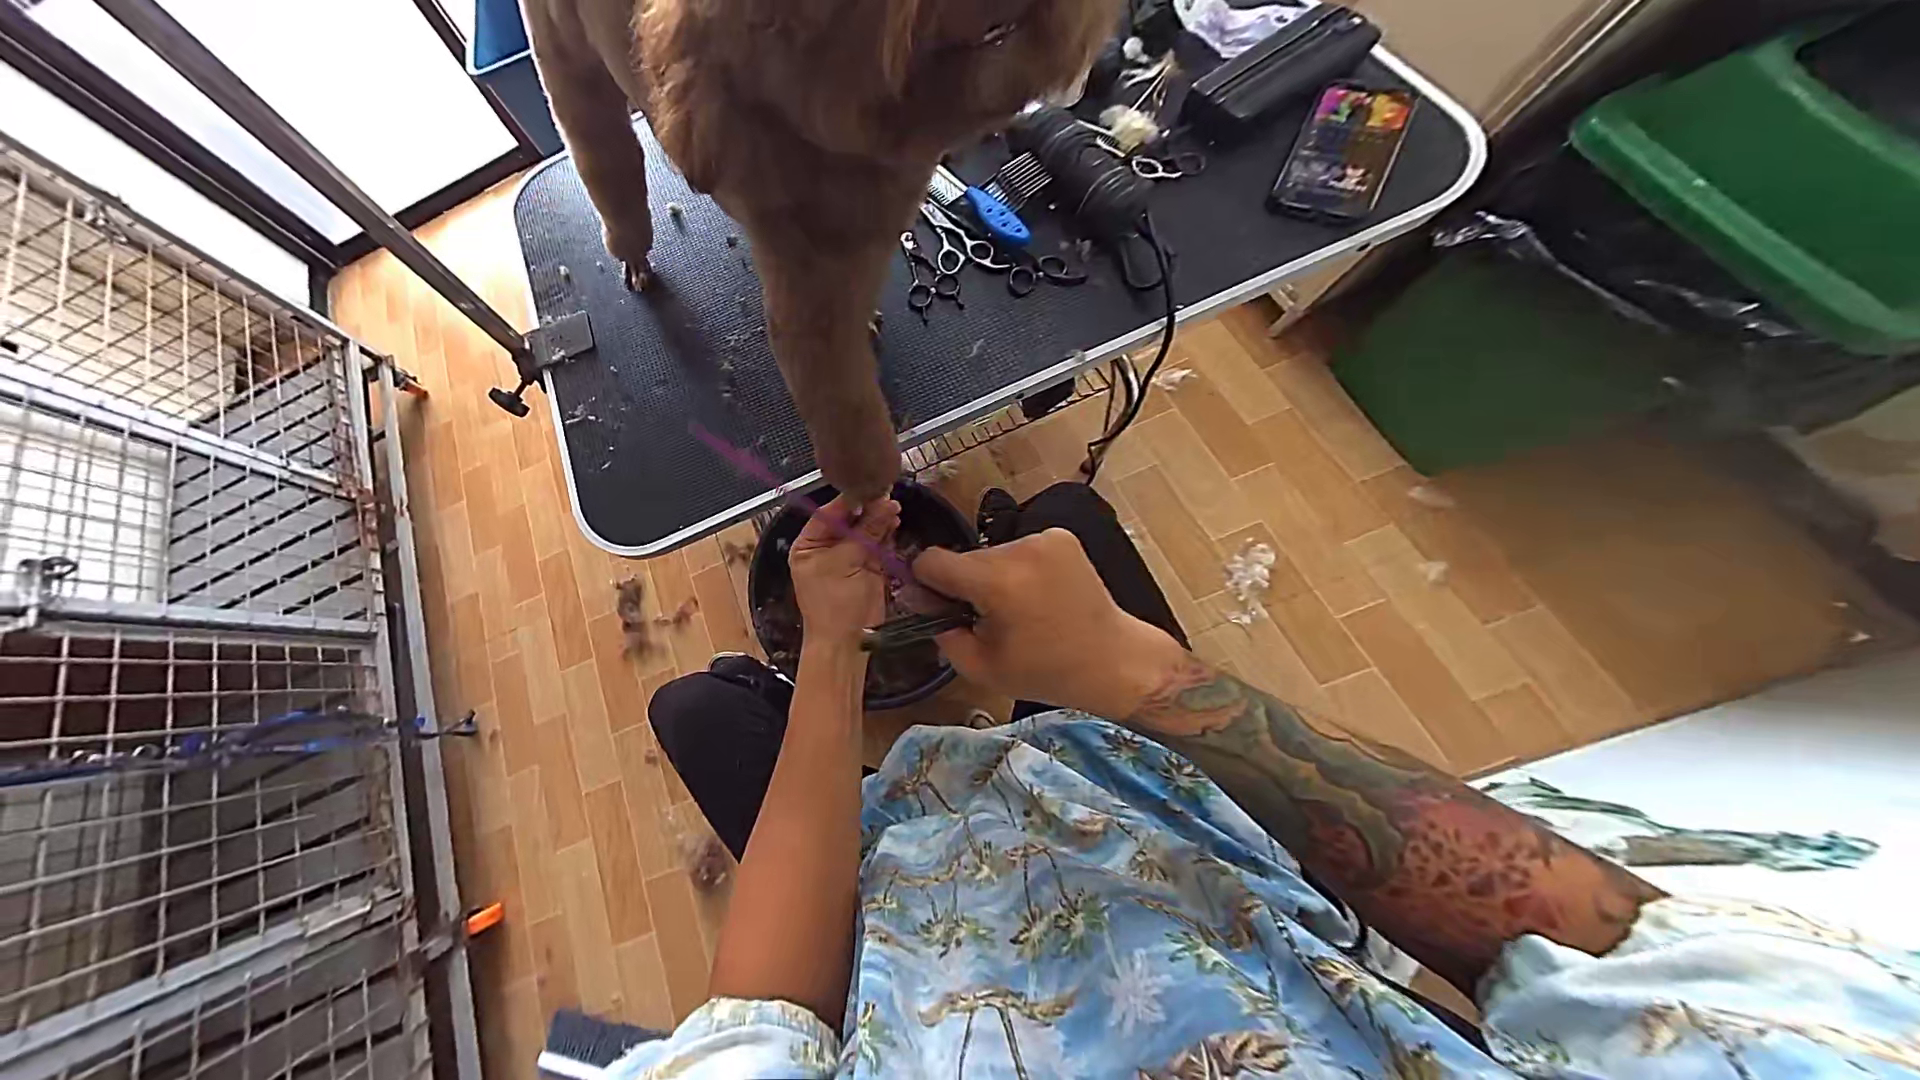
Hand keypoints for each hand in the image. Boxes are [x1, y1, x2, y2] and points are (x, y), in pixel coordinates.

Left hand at [789, 494, 899, 649]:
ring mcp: (850, 557)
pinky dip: (887, 534)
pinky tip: (895, 522)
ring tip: (895, 509)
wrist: (848, 642)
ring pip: (867, 530)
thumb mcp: (846, 562)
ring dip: (881, 520)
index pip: (829, 513)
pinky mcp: (870, 567)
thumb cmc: (834, 605)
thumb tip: (885, 504)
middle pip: (851, 520)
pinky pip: (879, 544)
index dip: (850, 501)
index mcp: (809, 545)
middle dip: (869, 509)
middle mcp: (828, 547)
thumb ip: (866, 532)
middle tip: (888, 496)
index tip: (870, 488)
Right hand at [913, 529, 1187, 718]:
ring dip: (993, 576)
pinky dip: (1019, 568)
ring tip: (1018, 608)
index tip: (941, 606)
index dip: (927, 584)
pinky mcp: (1062, 536)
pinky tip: (1037, 594)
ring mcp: (1044, 537)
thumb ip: (940, 629)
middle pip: (964, 558)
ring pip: (991, 553)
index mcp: (997, 580)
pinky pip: (1019, 549)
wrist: (1114, 660)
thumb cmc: (1046, 671)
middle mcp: (1019, 548)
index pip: (931, 560)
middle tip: (986, 617)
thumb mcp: (980, 665)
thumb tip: (916, 597)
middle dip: (965, 584)